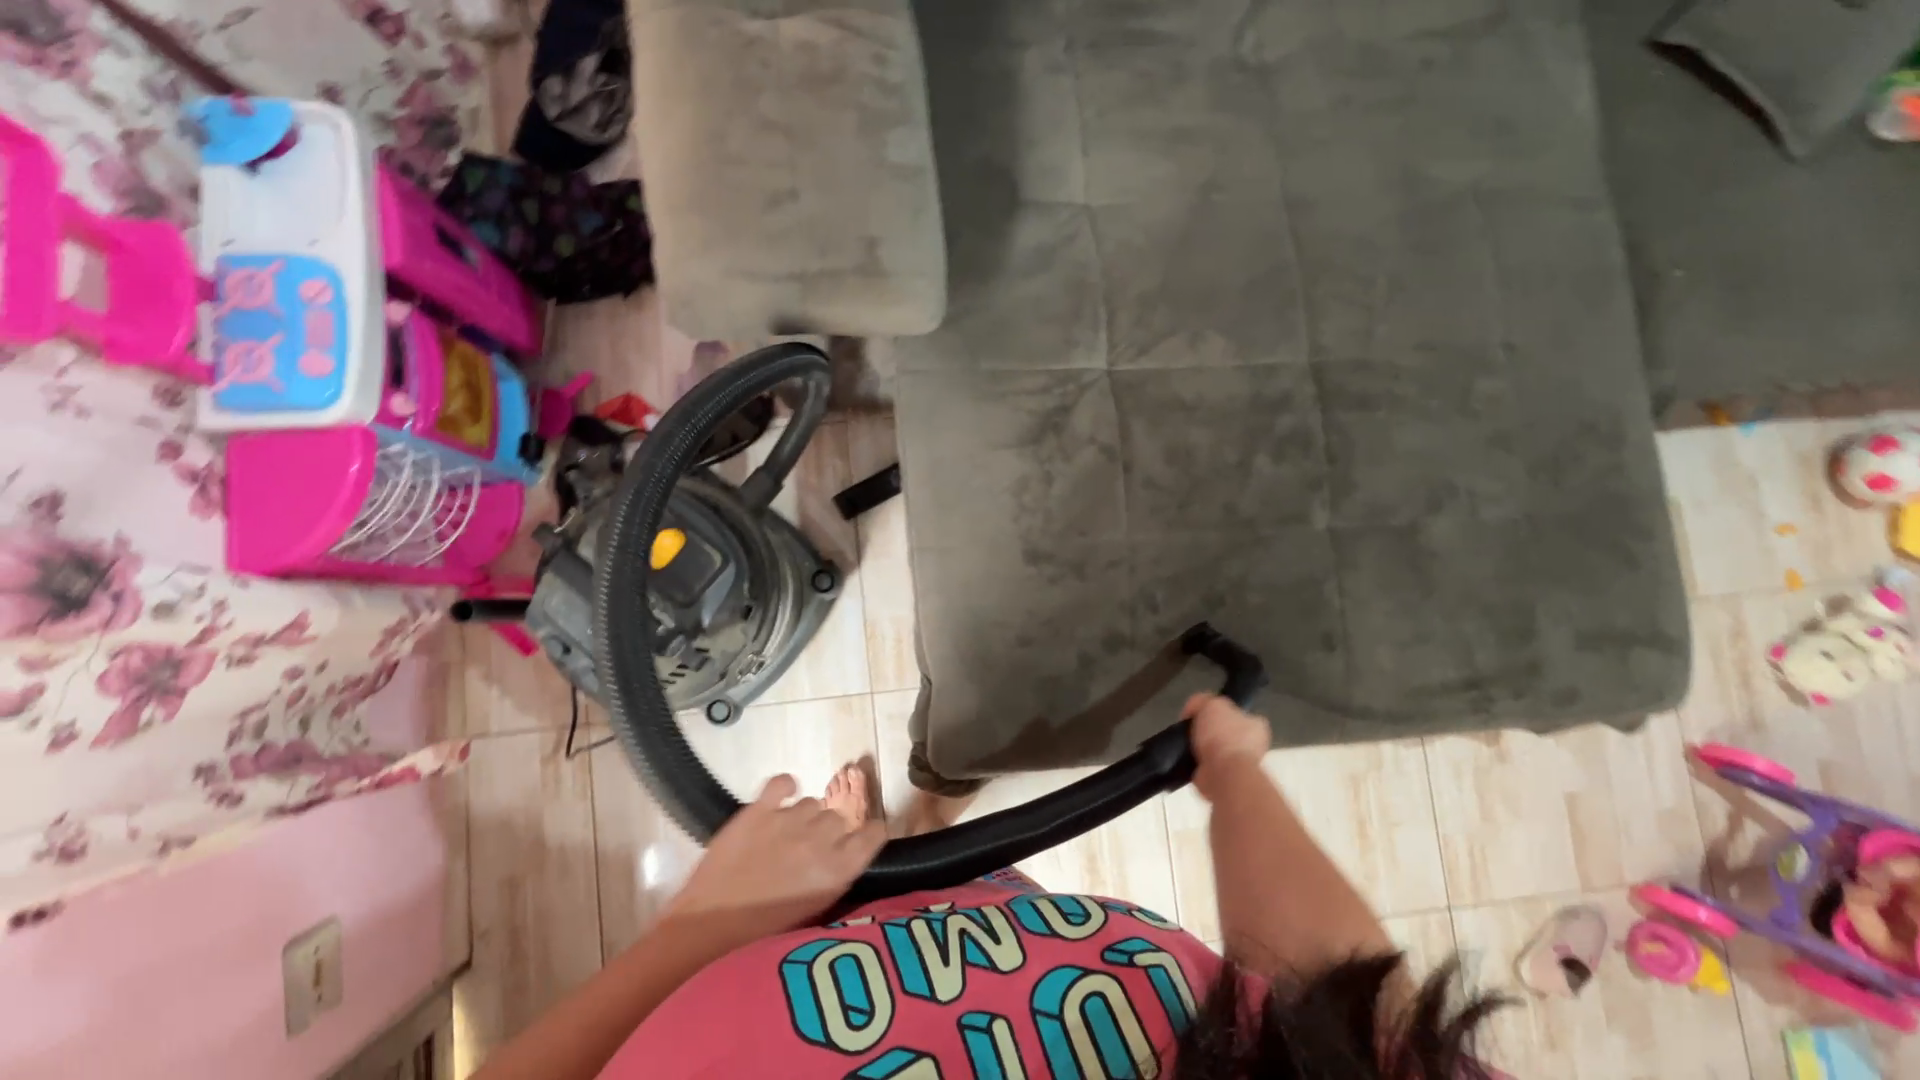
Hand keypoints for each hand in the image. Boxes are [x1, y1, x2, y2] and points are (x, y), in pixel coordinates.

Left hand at [663, 774, 886, 942]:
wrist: (710, 927)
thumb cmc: (765, 930)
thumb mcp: (816, 909)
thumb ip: (836, 876)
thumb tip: (845, 854)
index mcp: (839, 869)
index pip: (875, 833)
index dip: (870, 833)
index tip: (863, 837)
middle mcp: (820, 839)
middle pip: (838, 817)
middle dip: (828, 831)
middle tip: (809, 849)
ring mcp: (789, 820)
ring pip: (811, 803)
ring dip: (803, 817)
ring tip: (785, 836)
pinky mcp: (758, 809)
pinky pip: (781, 783)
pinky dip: (784, 786)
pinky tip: (781, 796)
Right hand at [1184, 693, 1270, 800]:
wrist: (1222, 774)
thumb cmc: (1222, 736)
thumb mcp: (1211, 704)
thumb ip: (1203, 701)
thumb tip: (1194, 709)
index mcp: (1256, 725)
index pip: (1238, 714)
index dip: (1219, 713)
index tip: (1203, 715)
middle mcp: (1253, 745)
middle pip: (1225, 733)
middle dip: (1209, 732)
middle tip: (1192, 730)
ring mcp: (1240, 765)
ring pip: (1216, 751)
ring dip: (1202, 750)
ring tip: (1188, 746)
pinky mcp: (1226, 780)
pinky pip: (1208, 767)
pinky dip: (1197, 764)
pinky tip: (1188, 760)